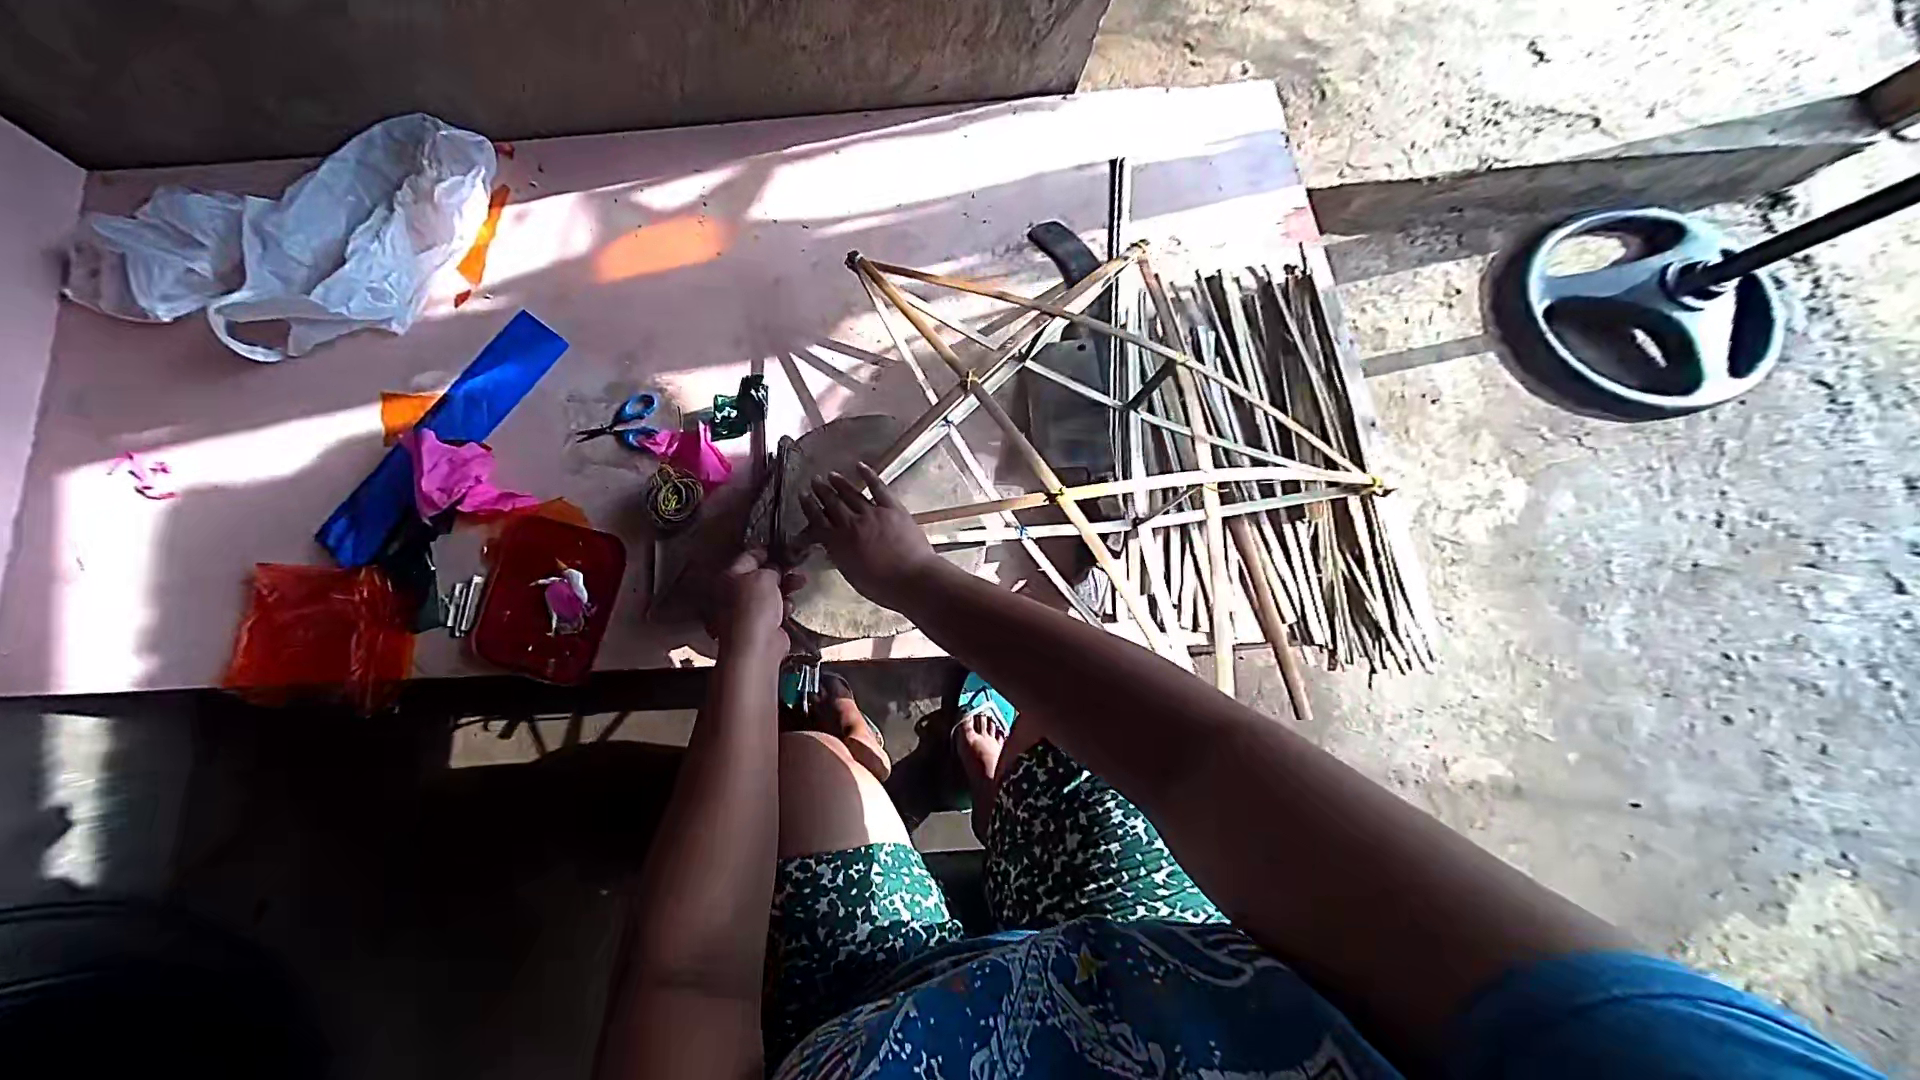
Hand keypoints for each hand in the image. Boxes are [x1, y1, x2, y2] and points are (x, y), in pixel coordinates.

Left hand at [709, 548, 803, 655]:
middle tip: (795, 568)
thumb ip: (770, 567)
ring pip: (770, 593)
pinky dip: (783, 608)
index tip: (780, 549)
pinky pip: (775, 610)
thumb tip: (774, 569)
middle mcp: (734, 594)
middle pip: (760, 576)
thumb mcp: (764, 576)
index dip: (765, 552)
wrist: (756, 646)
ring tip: (799, 584)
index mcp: (728, 577)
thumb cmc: (753, 609)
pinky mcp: (760, 625)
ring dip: (786, 589)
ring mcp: (747, 611)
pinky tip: (787, 608)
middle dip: (780, 572)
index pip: (747, 557)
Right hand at [801, 462, 943, 612]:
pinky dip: (869, 475)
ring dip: (840, 483)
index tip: (803, 496)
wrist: (912, 579)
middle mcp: (851, 524)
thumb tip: (833, 546)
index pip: (818, 521)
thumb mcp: (851, 574)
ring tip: (831, 475)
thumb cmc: (882, 586)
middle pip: (832, 503)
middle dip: (821, 491)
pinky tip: (860, 466)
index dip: (809, 507)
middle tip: (814, 481)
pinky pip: (878, 488)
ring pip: (851, 494)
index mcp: (838, 543)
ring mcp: (872, 514)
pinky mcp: (892, 508)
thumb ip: (840, 556)